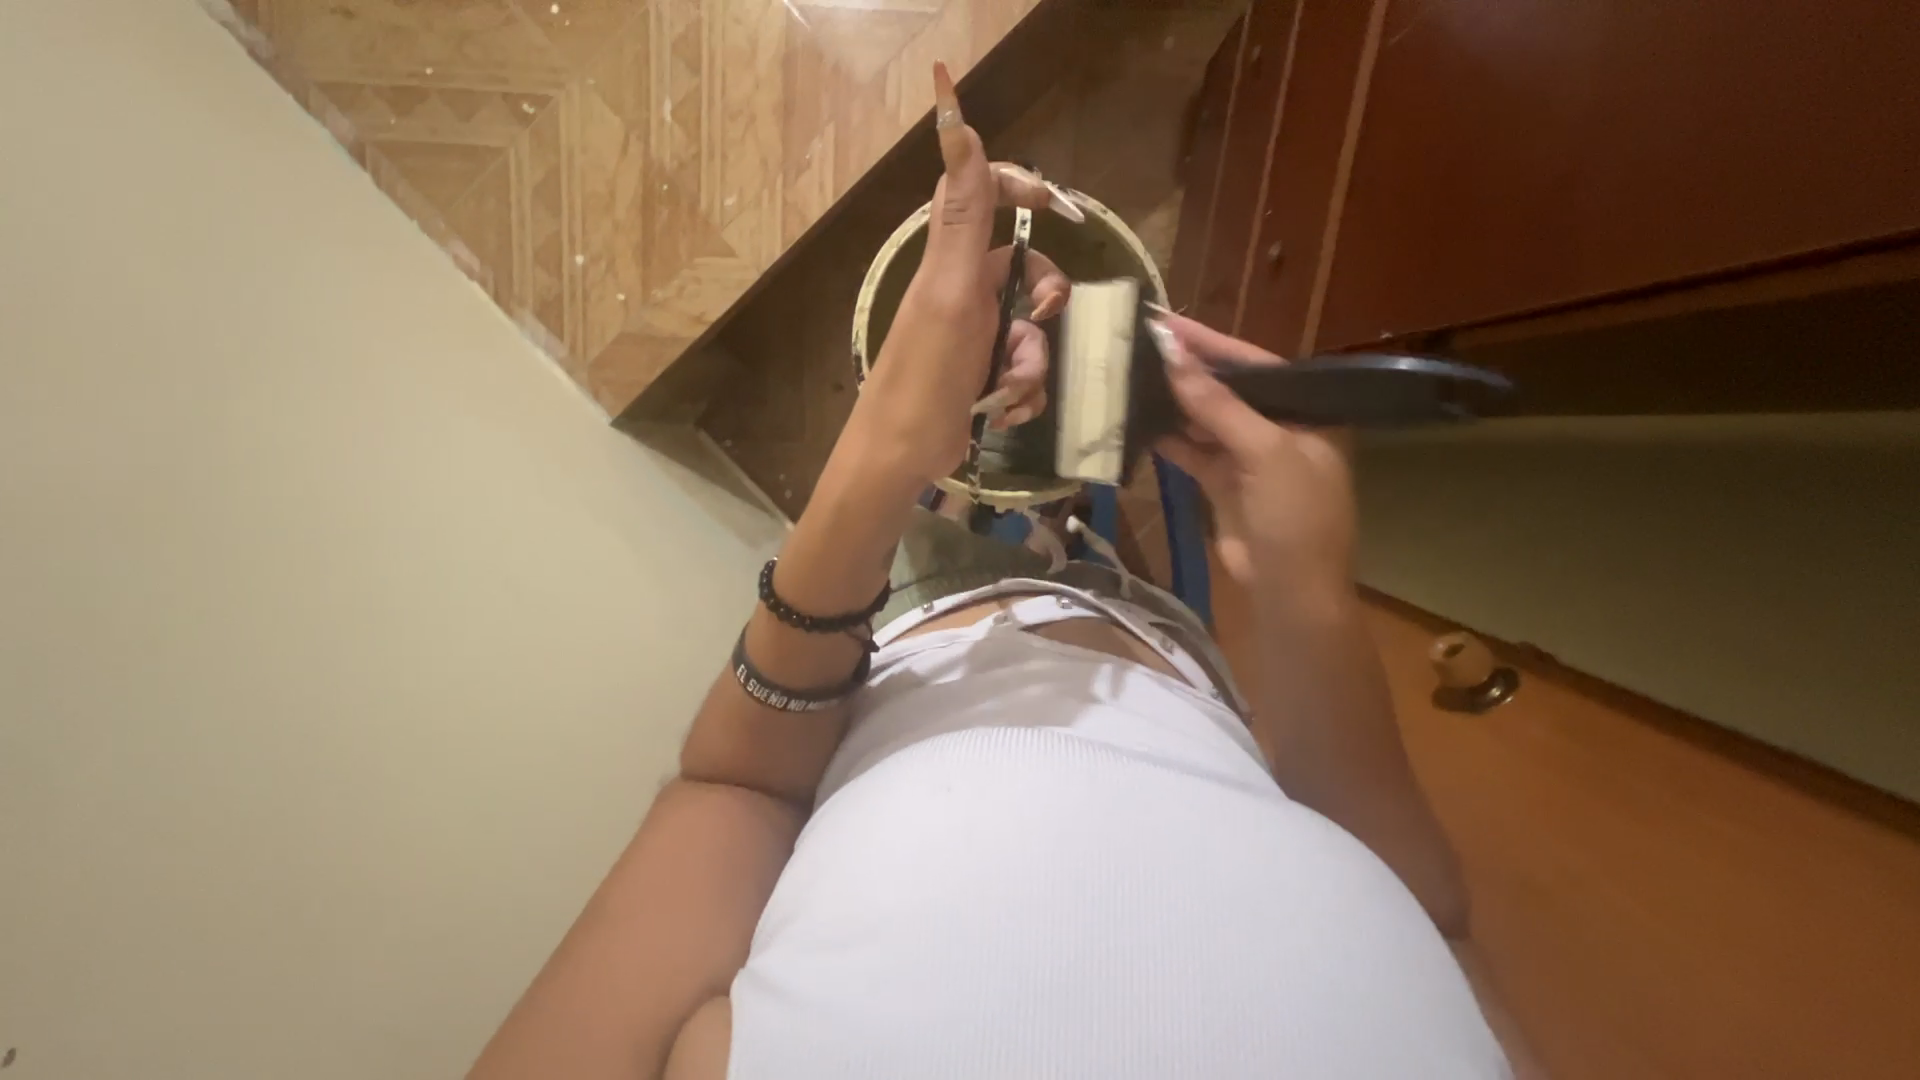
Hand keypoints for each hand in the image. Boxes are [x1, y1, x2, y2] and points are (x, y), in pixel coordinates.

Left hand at [853, 62, 1081, 484]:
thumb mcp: (949, 293)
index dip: (1022, 190)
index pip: (984, 198)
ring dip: (1029, 368)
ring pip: (1032, 336)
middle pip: (1028, 277)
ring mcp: (975, 342)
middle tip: (1040, 321)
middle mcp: (963, 295)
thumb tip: (958, 124)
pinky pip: (1026, 377)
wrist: (902, 457)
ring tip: (1005, 394)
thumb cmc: (924, 376)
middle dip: (1043, 307)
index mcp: (951, 266)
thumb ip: (962, 218)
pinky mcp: (983, 382)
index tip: (1060, 211)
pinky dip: (1023, 398)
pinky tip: (1002, 415)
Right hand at [1152, 314, 1356, 603]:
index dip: (1210, 344)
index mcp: (1305, 412)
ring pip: (1205, 420)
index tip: (1166, 323)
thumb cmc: (1295, 515)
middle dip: (1187, 371)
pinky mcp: (1224, 484)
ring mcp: (1249, 457)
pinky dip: (1169, 439)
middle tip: (1140, 344)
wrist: (1290, 589)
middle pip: (1227, 390)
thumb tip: (1174, 357)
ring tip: (1132, 376)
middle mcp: (1278, 428)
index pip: (1255, 365)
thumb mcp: (1265, 452)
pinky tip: (1140, 422)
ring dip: (1173, 404)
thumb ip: (1218, 405)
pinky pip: (1193, 452)